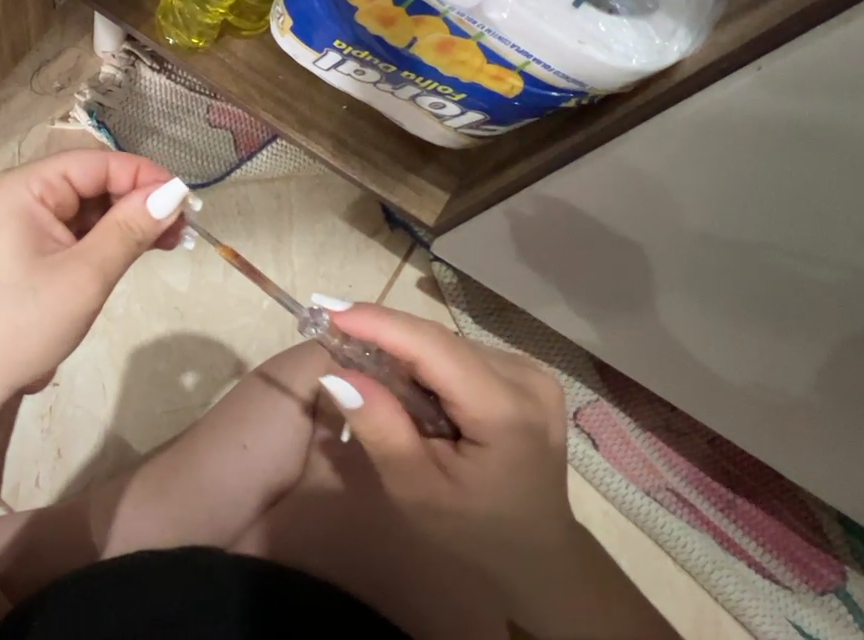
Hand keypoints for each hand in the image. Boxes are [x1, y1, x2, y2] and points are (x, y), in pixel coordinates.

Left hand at [0, 149, 189, 416]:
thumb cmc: (24, 322)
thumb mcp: (85, 275)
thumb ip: (130, 228)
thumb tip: (175, 192)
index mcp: (25, 189)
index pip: (95, 164)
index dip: (143, 175)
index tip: (188, 199)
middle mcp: (23, 198)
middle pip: (93, 183)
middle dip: (139, 200)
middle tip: (185, 226)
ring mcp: (27, 227)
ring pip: (90, 210)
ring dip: (130, 222)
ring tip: (173, 241)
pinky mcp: (33, 255)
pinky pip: (80, 235)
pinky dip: (111, 241)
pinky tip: (143, 250)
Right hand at [317, 304, 577, 578]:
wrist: (537, 551)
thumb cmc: (473, 530)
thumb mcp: (415, 489)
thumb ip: (380, 428)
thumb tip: (335, 374)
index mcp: (506, 412)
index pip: (432, 347)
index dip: (378, 323)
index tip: (327, 311)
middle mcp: (525, 379)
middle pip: (435, 340)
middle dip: (381, 337)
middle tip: (331, 342)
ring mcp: (528, 373)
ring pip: (442, 341)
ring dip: (401, 352)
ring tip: (369, 378)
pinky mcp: (522, 373)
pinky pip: (455, 351)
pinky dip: (422, 361)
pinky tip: (409, 390)